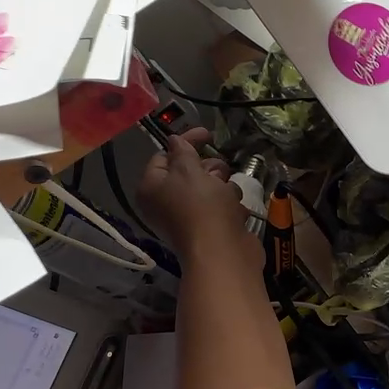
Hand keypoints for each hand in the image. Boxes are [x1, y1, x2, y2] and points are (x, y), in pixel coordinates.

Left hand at [136, 127, 258, 267]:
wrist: (223, 253)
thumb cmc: (202, 208)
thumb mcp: (189, 170)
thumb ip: (183, 150)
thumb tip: (175, 140)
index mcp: (152, 188)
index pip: (165, 156)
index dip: (187, 142)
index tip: (209, 135)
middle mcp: (166, 203)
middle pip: (190, 173)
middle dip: (210, 169)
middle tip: (221, 173)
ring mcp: (189, 219)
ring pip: (211, 190)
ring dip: (224, 189)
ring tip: (229, 197)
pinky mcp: (211, 231)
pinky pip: (222, 210)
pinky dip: (231, 208)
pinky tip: (236, 214)